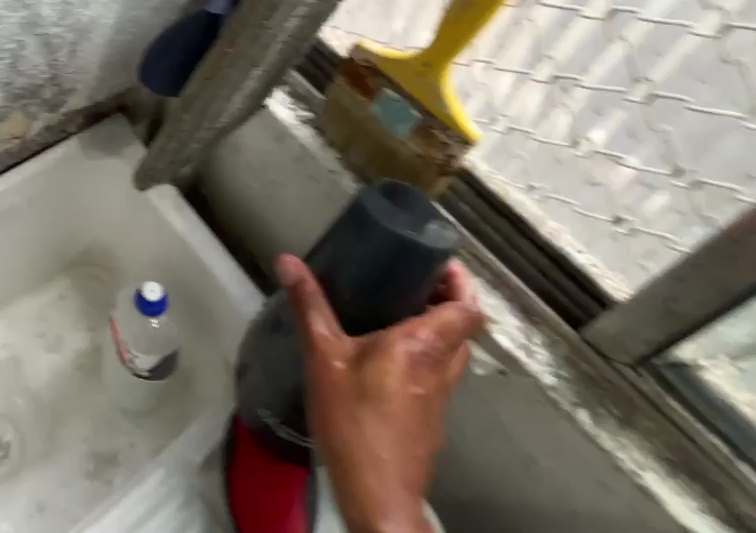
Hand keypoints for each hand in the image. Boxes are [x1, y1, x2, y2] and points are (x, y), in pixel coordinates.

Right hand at [275, 254, 482, 532]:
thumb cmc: (354, 420)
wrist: (377, 494)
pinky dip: (425, 352)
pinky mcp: (430, 417)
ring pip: (453, 351)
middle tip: (412, 279)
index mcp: (424, 346)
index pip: (468, 309)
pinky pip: (437, 371)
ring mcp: (440, 396)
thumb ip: (309, 306)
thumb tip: (288, 260)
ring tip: (398, 308)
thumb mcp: (323, 356)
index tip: (437, 261)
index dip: (461, 281)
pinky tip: (386, 353)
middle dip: (445, 299)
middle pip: (463, 327)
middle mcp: (441, 367)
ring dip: (437, 326)